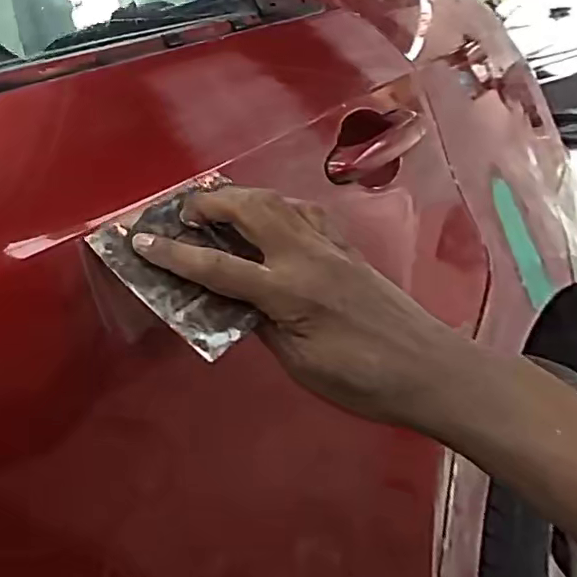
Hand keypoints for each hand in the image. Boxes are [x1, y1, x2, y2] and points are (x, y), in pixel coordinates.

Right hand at [131, 186, 479, 431]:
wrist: (436, 373)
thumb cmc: (363, 380)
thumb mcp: (298, 361)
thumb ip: (259, 321)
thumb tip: (229, 298)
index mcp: (287, 291)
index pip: (215, 265)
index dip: (172, 253)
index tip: (139, 241)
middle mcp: (303, 255)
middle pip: (245, 207)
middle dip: (205, 203)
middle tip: (182, 215)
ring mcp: (327, 244)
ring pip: (272, 199)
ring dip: (237, 197)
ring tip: (215, 208)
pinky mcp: (344, 245)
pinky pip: (301, 210)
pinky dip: (274, 205)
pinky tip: (268, 217)